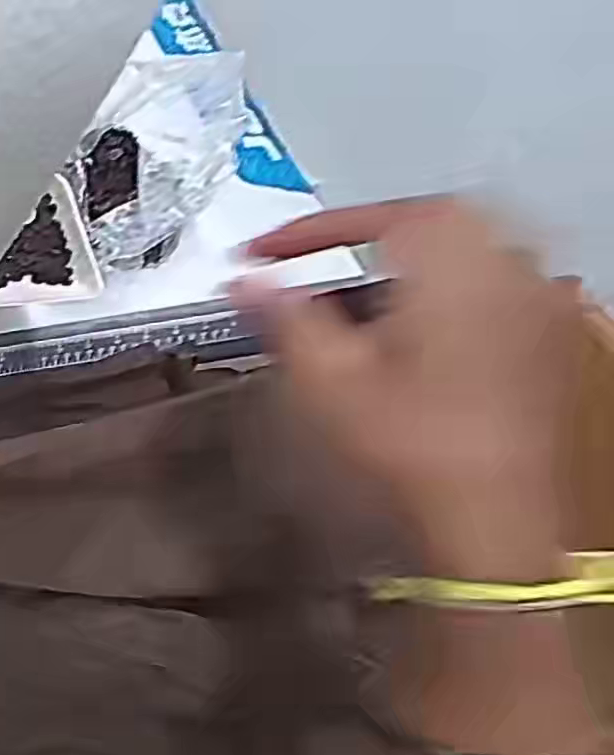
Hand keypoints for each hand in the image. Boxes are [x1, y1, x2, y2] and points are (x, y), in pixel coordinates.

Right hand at [235, 198, 584, 576]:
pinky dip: (431, 282)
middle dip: (359, 231)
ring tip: (338, 287)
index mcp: (457, 276)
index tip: (258, 250)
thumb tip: (243, 281)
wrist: (492, 503)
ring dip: (395, 256)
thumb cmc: (403, 438)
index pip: (390, 217)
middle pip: (437, 221)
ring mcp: (539, 301)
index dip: (317, 226)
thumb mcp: (326, 378)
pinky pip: (486, 280)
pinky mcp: (545, 331)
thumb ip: (285, 320)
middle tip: (295, 256)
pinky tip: (399, 319)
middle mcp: (513, 272)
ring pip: (465, 249)